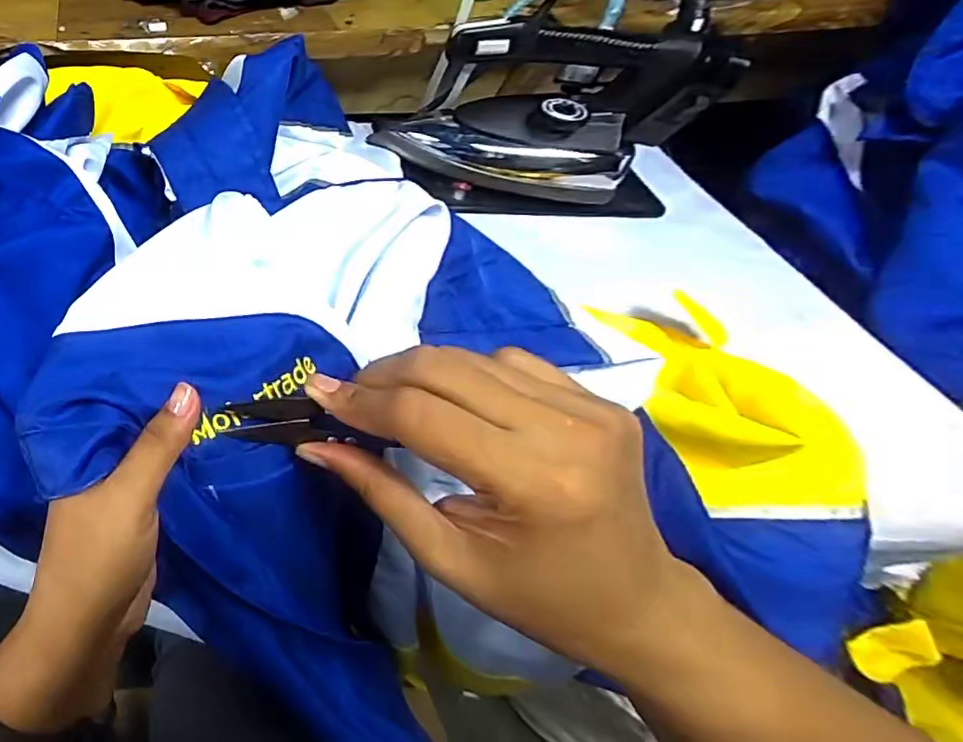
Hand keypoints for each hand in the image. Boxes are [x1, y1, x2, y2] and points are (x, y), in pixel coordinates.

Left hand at [0, 381, 199, 732]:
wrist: (91, 627)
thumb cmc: (97, 552)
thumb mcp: (129, 493)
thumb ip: (157, 444)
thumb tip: (188, 386)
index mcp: (78, 444)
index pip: (105, 393)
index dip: (135, 369)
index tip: (173, 340)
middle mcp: (94, 455)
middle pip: (129, 416)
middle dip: (160, 394)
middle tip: (206, 358)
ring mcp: (116, 480)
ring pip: (147, 443)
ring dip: (173, 425)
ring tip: (216, 385)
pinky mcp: (137, 505)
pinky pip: (159, 470)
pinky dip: (178, 456)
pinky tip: (209, 436)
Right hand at [293, 347, 700, 676]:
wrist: (647, 607)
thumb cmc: (541, 597)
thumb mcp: (447, 558)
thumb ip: (378, 491)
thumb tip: (315, 444)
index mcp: (534, 482)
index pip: (421, 415)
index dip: (360, 401)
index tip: (316, 395)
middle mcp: (566, 432)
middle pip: (439, 368)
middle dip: (378, 376)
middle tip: (348, 398)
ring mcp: (589, 409)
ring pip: (466, 356)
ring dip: (414, 371)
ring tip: (392, 399)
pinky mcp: (597, 399)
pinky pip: (504, 359)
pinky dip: (462, 371)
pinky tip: (456, 401)